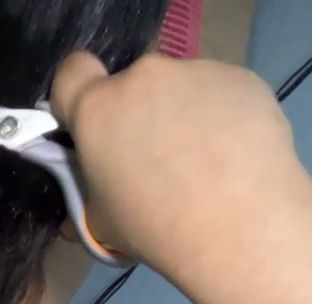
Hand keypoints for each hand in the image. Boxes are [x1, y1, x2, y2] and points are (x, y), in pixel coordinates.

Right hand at [50, 53, 311, 274]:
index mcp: (97, 109)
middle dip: (132, 116)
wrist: (235, 222)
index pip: (70, 73)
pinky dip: (214, 118)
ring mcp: (195, 71)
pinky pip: (214, 93)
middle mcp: (143, 77)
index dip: (76, 96)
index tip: (88, 125)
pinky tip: (226, 156)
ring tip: (195, 164)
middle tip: (146, 162)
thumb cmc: (151, 225)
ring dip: (175, 117)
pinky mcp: (240, 77)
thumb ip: (86, 193)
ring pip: (174, 90)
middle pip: (128, 88)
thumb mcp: (97, 221)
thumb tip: (88, 201)